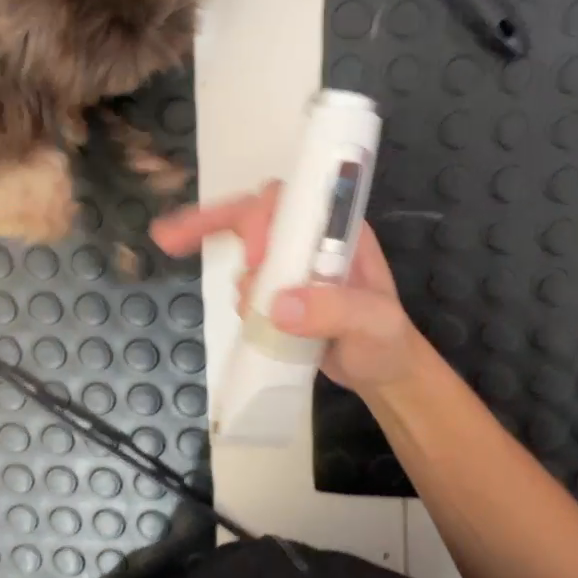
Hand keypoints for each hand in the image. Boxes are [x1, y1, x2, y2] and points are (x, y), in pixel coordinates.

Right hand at [151, 182, 420, 395]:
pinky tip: (255, 323)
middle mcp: (312, 241)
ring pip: (248, 251)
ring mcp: (294, 268)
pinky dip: (242, 300)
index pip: (293, 201)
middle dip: (220, 223)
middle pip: (258, 213)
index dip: (263, 216)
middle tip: (190, 247)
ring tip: (258, 313)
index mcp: (339, 232)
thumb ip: (334, 310)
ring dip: (243, 278)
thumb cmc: (387, 342)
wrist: (383, 376)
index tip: (256, 258)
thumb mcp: (373, 322)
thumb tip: (278, 305)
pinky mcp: (280, 295)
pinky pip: (248, 285)